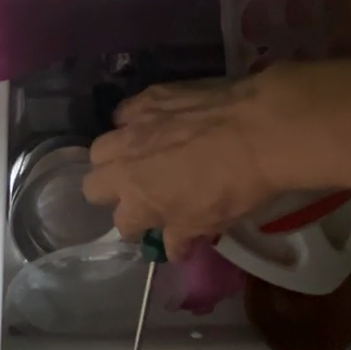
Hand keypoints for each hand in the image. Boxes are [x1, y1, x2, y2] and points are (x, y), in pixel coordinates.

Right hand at [82, 76, 280, 259]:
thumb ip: (181, 237)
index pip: (122, 225)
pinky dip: (132, 122)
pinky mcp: (145, 99)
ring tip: (138, 155)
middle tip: (137, 189)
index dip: (137, 228)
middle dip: (110, 192)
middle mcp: (123, 167)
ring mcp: (131, 130)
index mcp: (138, 204)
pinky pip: (123, 113)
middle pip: (93, 185)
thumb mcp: (210, 222)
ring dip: (114, 157)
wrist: (257, 130)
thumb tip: (171, 250)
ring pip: (101, 148)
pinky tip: (152, 123)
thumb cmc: (235, 186)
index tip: (151, 225)